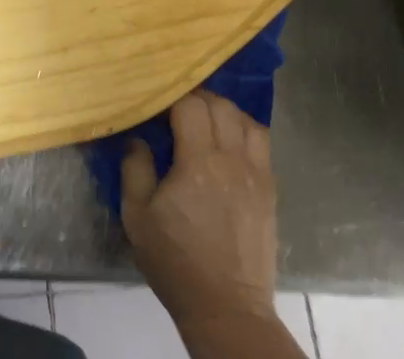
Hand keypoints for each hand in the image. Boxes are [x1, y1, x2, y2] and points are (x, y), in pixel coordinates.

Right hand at [122, 92, 279, 328]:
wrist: (226, 306)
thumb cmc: (175, 261)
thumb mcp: (137, 217)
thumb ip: (134, 169)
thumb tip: (138, 139)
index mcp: (198, 163)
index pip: (191, 105)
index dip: (172, 97)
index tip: (155, 103)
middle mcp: (232, 161)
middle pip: (221, 106)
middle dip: (197, 98)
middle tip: (175, 109)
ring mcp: (256, 175)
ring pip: (247, 121)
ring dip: (224, 112)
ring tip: (205, 121)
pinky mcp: (269, 190)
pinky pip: (262, 144)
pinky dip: (244, 131)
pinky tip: (227, 143)